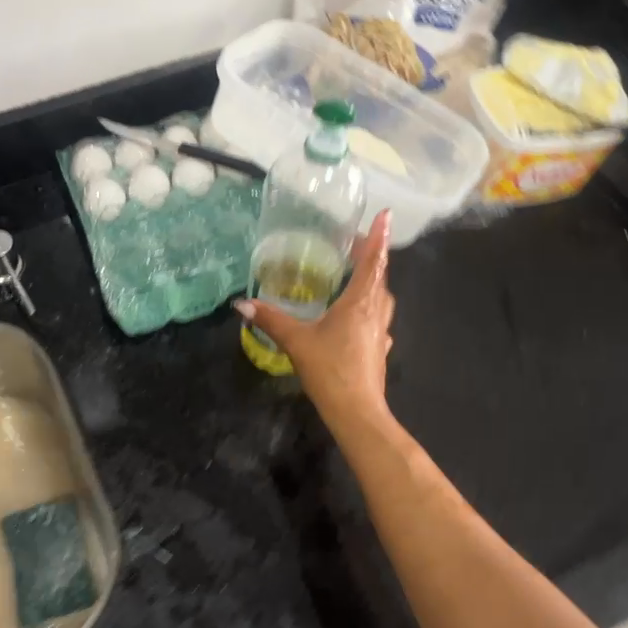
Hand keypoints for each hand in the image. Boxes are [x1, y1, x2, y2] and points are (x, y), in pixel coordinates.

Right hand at [236, 209, 395, 424]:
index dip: (378, 236)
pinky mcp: (378, 348)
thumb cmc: (331, 369)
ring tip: (354, 274)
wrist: (358, 412)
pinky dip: (367, 306)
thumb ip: (270, 319)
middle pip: (379, 276)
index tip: (385, 214)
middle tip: (355, 243)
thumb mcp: (296, 341)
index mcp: (360, 302)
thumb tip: (242, 303)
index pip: (372, 261)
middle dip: (371, 257)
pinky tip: (353, 316)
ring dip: (371, 282)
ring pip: (380, 298)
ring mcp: (380, 331)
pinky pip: (376, 317)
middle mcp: (375, 311)